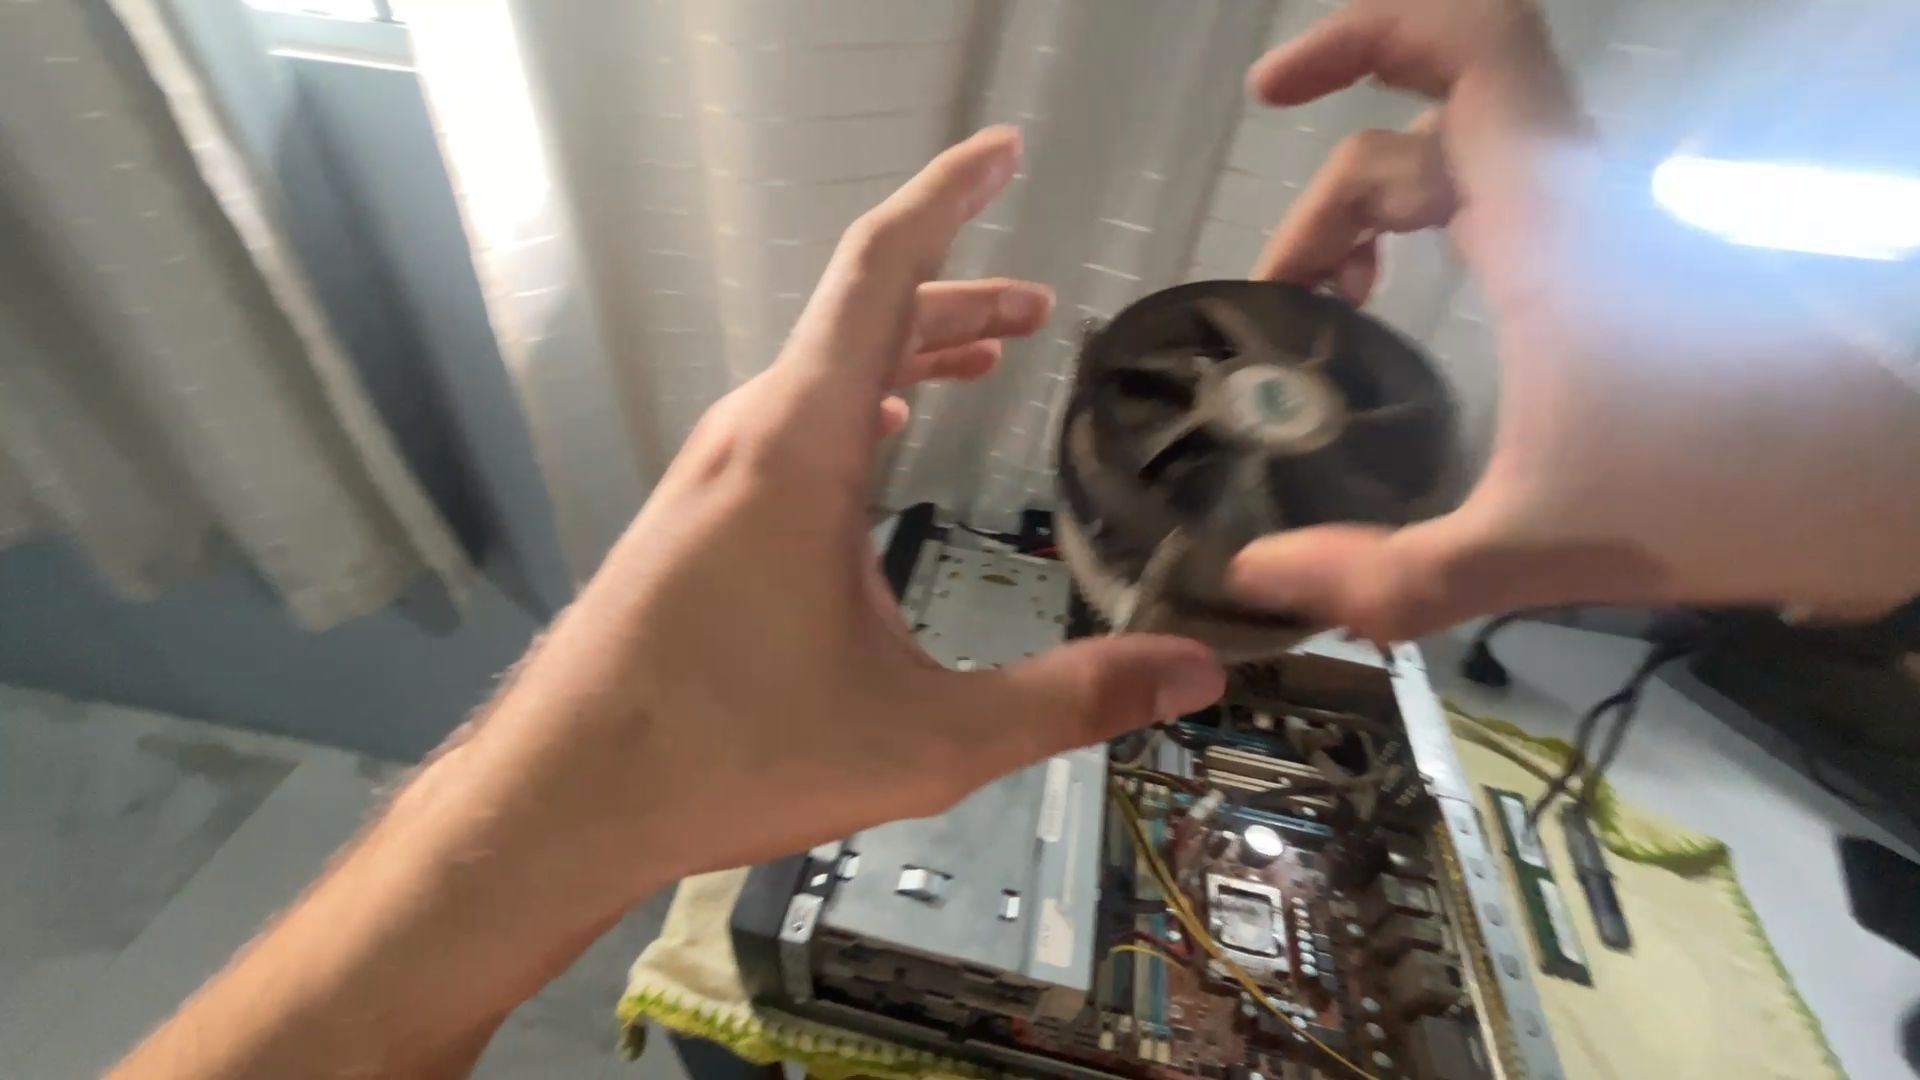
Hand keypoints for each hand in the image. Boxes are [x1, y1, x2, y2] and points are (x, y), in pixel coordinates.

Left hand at [109, 128, 1225, 1079]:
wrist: (565, 796)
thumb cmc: (733, 757)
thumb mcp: (928, 738)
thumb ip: (1066, 701)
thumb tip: (1192, 671)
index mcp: (803, 447)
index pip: (880, 272)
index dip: (949, 199)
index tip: (1001, 154)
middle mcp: (752, 436)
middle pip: (864, 319)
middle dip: (958, 298)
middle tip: (1036, 313)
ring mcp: (715, 472)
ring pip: (826, 371)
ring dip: (908, 349)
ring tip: (982, 356)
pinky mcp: (699, 514)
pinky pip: (792, 422)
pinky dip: (857, 402)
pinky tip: (887, 435)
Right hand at [1231, 0, 1919, 639]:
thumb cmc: (1754, 489)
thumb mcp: (1549, 546)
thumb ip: (1399, 577)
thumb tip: (1258, 576)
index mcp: (1551, 222)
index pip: (1465, 52)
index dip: (1358, 39)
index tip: (1268, 95)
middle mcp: (1568, 201)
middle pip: (1414, 136)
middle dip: (1324, 211)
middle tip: (1282, 307)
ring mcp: (1589, 231)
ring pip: (1445, 169)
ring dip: (1361, 222)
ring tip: (1327, 310)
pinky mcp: (1605, 268)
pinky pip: (1481, 209)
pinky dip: (1409, 237)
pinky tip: (1391, 316)